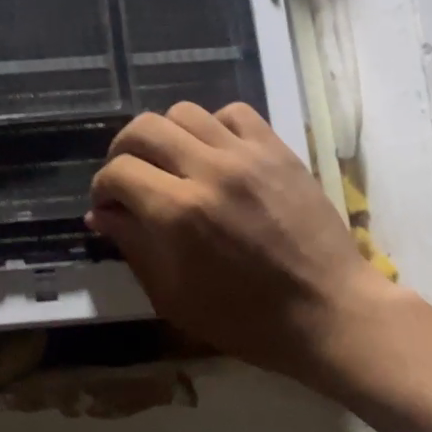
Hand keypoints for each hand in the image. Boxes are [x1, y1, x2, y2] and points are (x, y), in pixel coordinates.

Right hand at [87, 102, 403, 385]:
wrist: (329, 312)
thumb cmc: (246, 319)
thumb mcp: (174, 296)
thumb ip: (133, 246)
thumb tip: (101, 214)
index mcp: (179, 213)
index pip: (119, 172)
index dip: (102, 187)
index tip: (107, 205)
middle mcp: (209, 171)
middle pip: (144, 129)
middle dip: (122, 150)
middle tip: (127, 176)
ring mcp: (247, 155)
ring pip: (184, 112)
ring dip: (165, 135)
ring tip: (171, 162)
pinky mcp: (278, 150)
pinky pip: (234, 114)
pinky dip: (213, 127)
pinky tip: (214, 154)